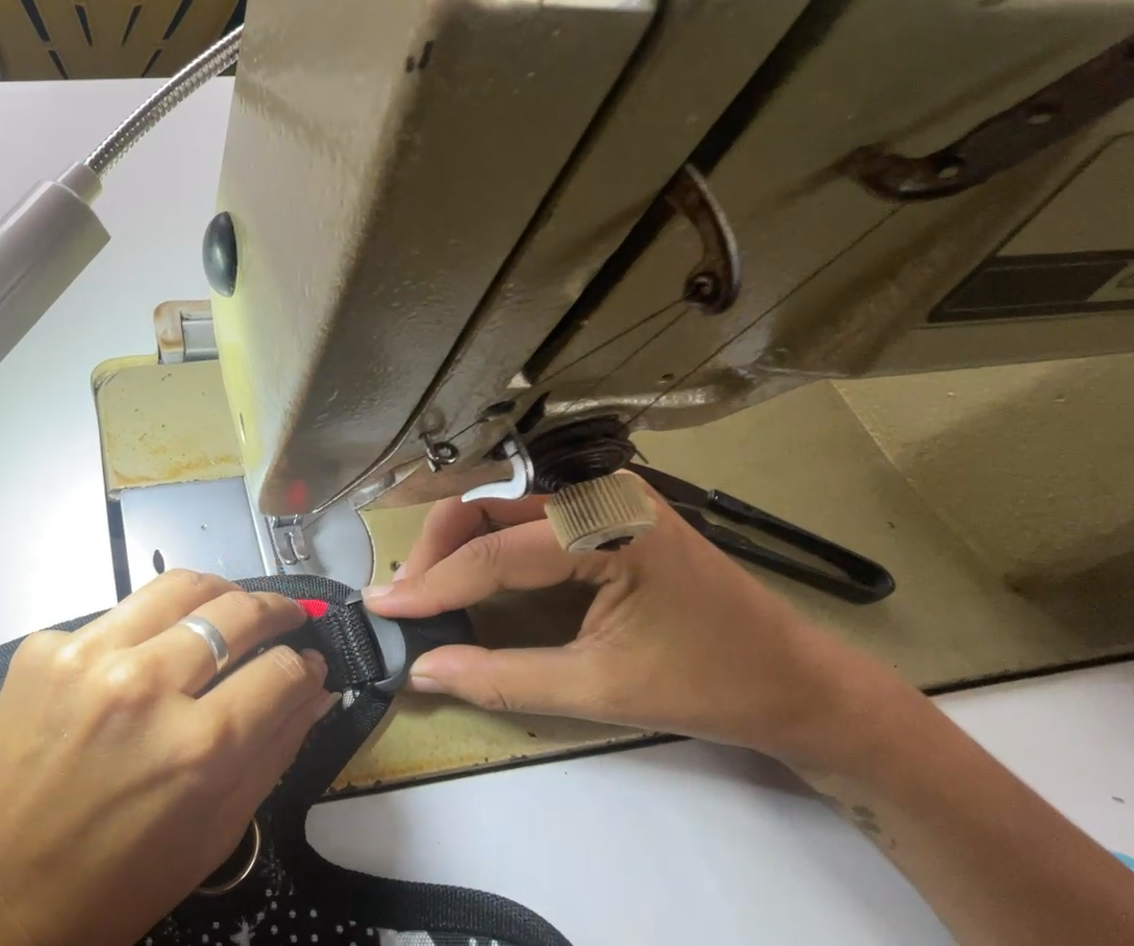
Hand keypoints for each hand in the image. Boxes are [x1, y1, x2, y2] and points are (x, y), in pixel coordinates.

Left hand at [0, 572, 335, 945]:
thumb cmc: (104, 887)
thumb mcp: (207, 838)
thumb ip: (270, 755)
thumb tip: (312, 691)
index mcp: (195, 749)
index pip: (280, 671)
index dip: (305, 664)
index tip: (309, 662)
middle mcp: (144, 686)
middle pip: (235, 611)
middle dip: (275, 610)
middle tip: (286, 618)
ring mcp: (87, 656)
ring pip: (177, 587)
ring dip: (218, 594)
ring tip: (231, 609)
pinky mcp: (44, 645)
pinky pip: (116, 616)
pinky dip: (145, 628)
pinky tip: (147, 653)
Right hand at [362, 474, 917, 769]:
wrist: (798, 682)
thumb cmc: (710, 686)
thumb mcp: (599, 689)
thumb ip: (501, 677)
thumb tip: (422, 671)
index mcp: (610, 525)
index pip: (494, 551)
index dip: (432, 584)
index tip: (382, 609)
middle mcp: (604, 491)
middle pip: (487, 504)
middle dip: (437, 551)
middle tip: (407, 601)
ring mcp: (608, 493)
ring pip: (501, 502)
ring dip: (456, 542)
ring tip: (429, 590)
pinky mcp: (608, 507)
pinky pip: (526, 514)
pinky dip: (487, 540)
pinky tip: (469, 572)